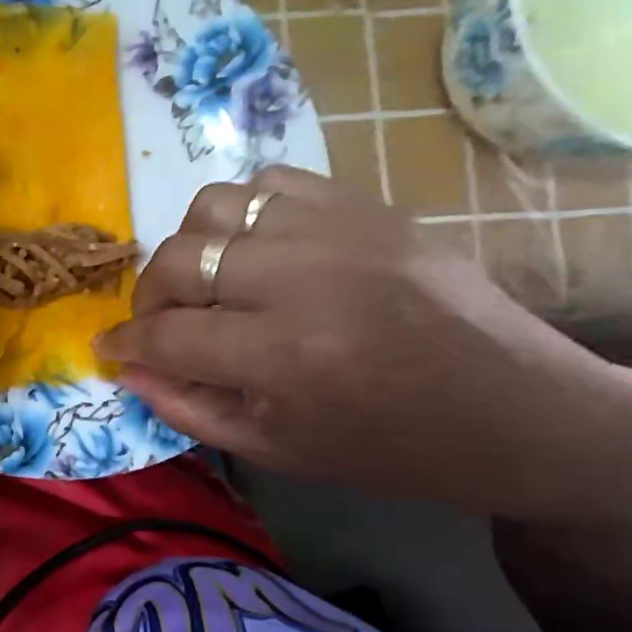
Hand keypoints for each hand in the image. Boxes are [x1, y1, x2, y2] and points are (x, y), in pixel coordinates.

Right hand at [95, 168, 631, 518]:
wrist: (520, 409)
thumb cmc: (395, 448)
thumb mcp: (279, 450)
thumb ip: (189, 407)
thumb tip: (127, 368)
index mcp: (286, 356)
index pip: (169, 334)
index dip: (127, 343)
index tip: (111, 348)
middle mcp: (304, 278)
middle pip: (180, 260)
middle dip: (148, 296)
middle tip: (158, 321)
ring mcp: (339, 229)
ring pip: (214, 205)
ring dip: (191, 246)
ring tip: (206, 279)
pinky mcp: (367, 204)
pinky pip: (269, 182)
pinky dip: (243, 213)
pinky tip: (254, 248)